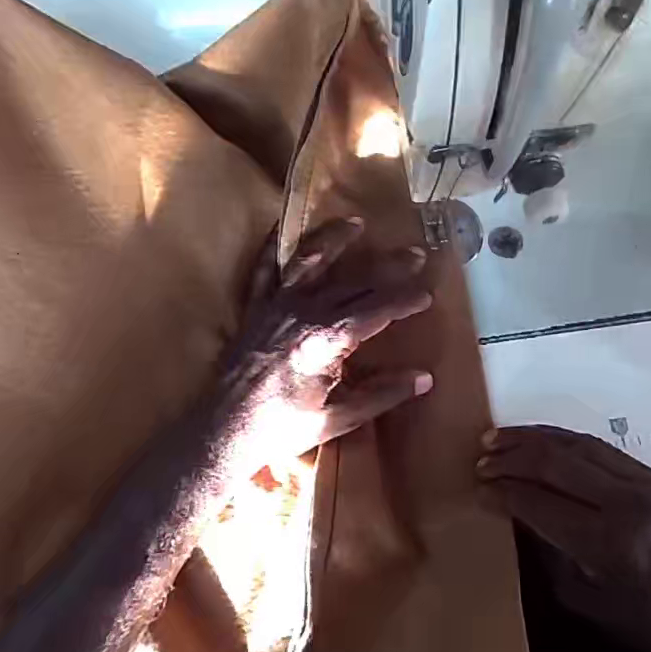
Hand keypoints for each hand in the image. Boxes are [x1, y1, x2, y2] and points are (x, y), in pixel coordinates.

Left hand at [215, 218, 434, 471]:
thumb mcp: (338, 418)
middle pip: (354, 281)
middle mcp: (303, 313)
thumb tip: (424, 378)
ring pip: (310, 262)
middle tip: (415, 254)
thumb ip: (381, 395)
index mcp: (327, 341)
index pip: (376, 310)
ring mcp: (275, 306)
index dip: (404, 300)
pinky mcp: (254, 309)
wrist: (224, 429)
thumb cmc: (283, 428)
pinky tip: (281, 227)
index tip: (426, 294)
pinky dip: (272, 247)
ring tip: (355, 222)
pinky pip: (263, 269)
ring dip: (334, 240)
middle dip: (388, 268)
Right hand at [478, 425, 650, 651]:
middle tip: (480, 460)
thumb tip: (508, 506)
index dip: (503, 491)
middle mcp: (627, 503)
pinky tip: (535, 439)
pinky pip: (594, 444)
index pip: (540, 502)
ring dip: (530, 439)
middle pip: (555, 464)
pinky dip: (558, 438)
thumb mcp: (581, 593)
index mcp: (608, 541)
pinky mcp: (649, 473)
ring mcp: (642, 482)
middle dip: (511, 459)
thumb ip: (545, 544)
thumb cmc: (638, 616)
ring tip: (497, 439)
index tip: (477, 487)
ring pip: (574, 444)